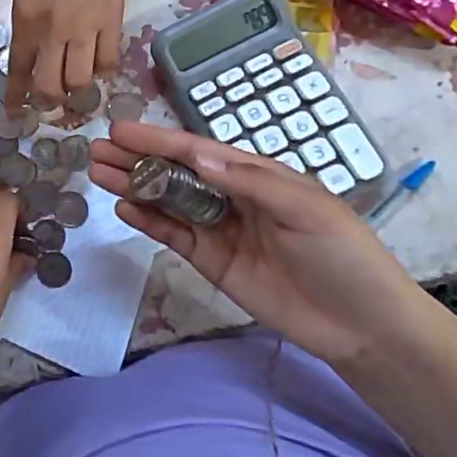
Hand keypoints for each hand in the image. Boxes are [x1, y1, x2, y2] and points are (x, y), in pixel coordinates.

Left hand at [5, 0, 130, 105]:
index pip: (19, 70)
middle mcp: (52, 30)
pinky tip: (98, 68)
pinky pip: (109, 63)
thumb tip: (35, 47)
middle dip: (47, 103)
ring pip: (79, 82)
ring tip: (76, 93)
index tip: (16, 111)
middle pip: (49, 86)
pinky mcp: (114, 21)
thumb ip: (29, 19)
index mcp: (24, 19)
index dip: (17, 96)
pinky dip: (103, 72)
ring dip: (76, 94)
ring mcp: (85, 28)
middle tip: (49, 105)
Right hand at [90, 121, 433, 364]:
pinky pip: (172, 235)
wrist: (361, 326)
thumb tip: (196, 154)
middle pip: (174, 172)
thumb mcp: (308, 210)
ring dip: (133, 186)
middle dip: (135, 159)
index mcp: (255, 176)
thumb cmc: (343, 256)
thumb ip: (251, 181)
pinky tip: (123, 209)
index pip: (198, 151)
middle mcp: (230, 196)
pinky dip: (147, 222)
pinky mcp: (210, 261)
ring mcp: (218, 229)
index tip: (120, 130)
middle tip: (95, 150)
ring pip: (166, 201)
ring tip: (96, 173)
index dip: (158, 140)